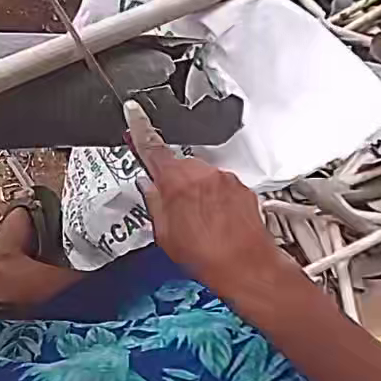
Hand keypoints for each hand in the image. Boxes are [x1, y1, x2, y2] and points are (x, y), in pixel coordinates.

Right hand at [126, 104, 293, 294]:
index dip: (139, 130)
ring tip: (197, 222)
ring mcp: (224, 178)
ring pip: (200, 175)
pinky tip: (214, 221)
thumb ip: (154, 203)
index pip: (152, 148)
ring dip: (195, 191)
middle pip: (178, 165)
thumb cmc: (206, 256)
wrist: (247, 267)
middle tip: (172, 209)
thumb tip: (148, 187)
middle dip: (172, 181)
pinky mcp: (241, 187)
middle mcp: (202, 173)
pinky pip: (219, 185)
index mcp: (176, 181)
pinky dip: (214, 198)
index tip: (133, 112)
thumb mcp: (164, 234)